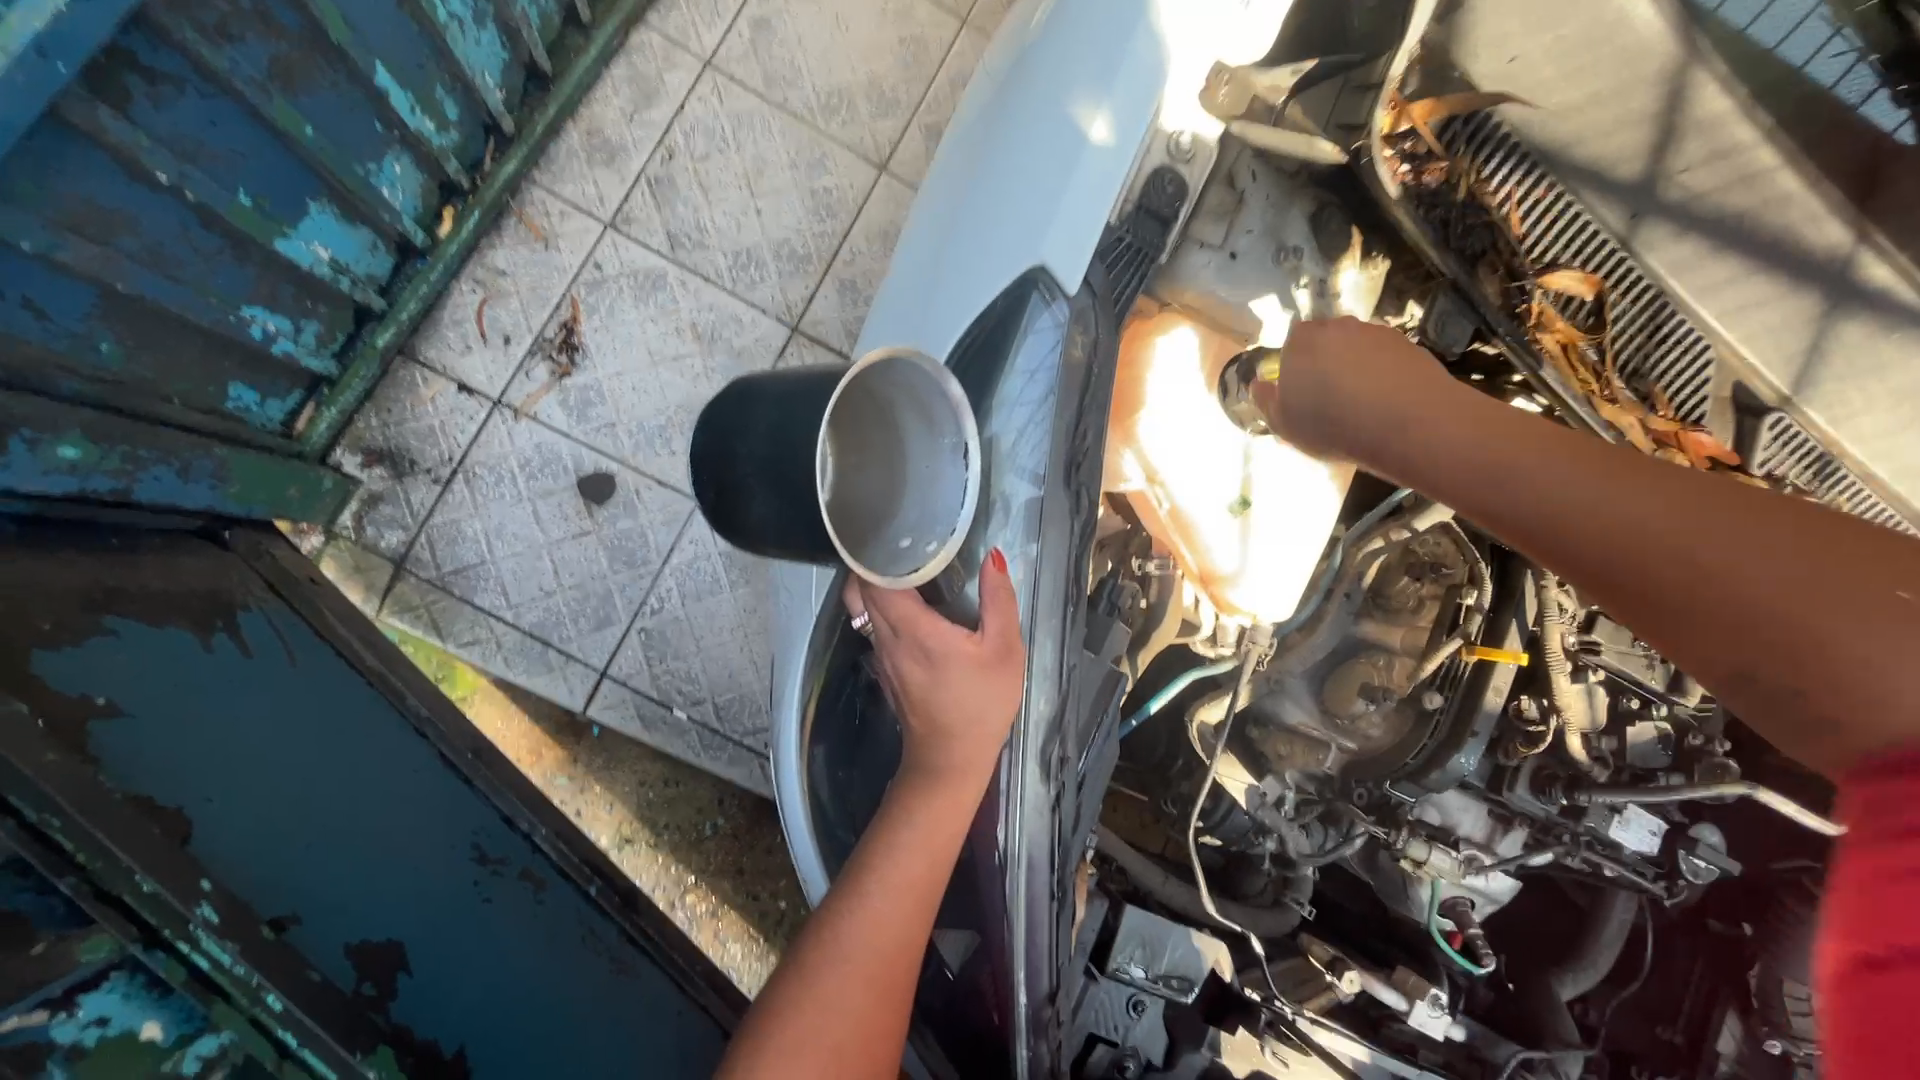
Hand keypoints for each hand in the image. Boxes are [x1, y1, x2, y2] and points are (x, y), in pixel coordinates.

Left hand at [841, 549, 1025, 795]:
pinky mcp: (884, 668)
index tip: (897, 530)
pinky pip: (871, 625)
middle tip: (900, 540)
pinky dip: (879, 606)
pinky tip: (906, 601)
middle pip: (860, 588)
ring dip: (872, 583)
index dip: (878, 551)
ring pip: (861, 608)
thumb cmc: (980, 705)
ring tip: (901, 565)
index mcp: (912, 628)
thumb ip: (999, 601)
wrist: (950, 759)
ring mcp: (880, 655)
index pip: (876, 578)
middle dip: (872, 561)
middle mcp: (886, 637)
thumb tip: (993, 557)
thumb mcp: (1005, 651)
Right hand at [1251, 317, 1456, 459]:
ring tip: (1363, 405)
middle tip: (1331, 400)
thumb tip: (1259, 384)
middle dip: (1326, 364)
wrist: (1408, 423)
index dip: (1296, 367)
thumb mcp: (1285, 425)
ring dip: (1356, 369)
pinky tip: (1387, 403)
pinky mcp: (1408, 344)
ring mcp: (1376, 332)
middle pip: (1326, 342)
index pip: (1292, 343)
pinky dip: (1384, 374)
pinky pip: (1386, 358)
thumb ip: (1267, 401)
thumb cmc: (1332, 425)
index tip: (1303, 394)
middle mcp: (1338, 327)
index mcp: (1302, 341)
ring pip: (1357, 349)